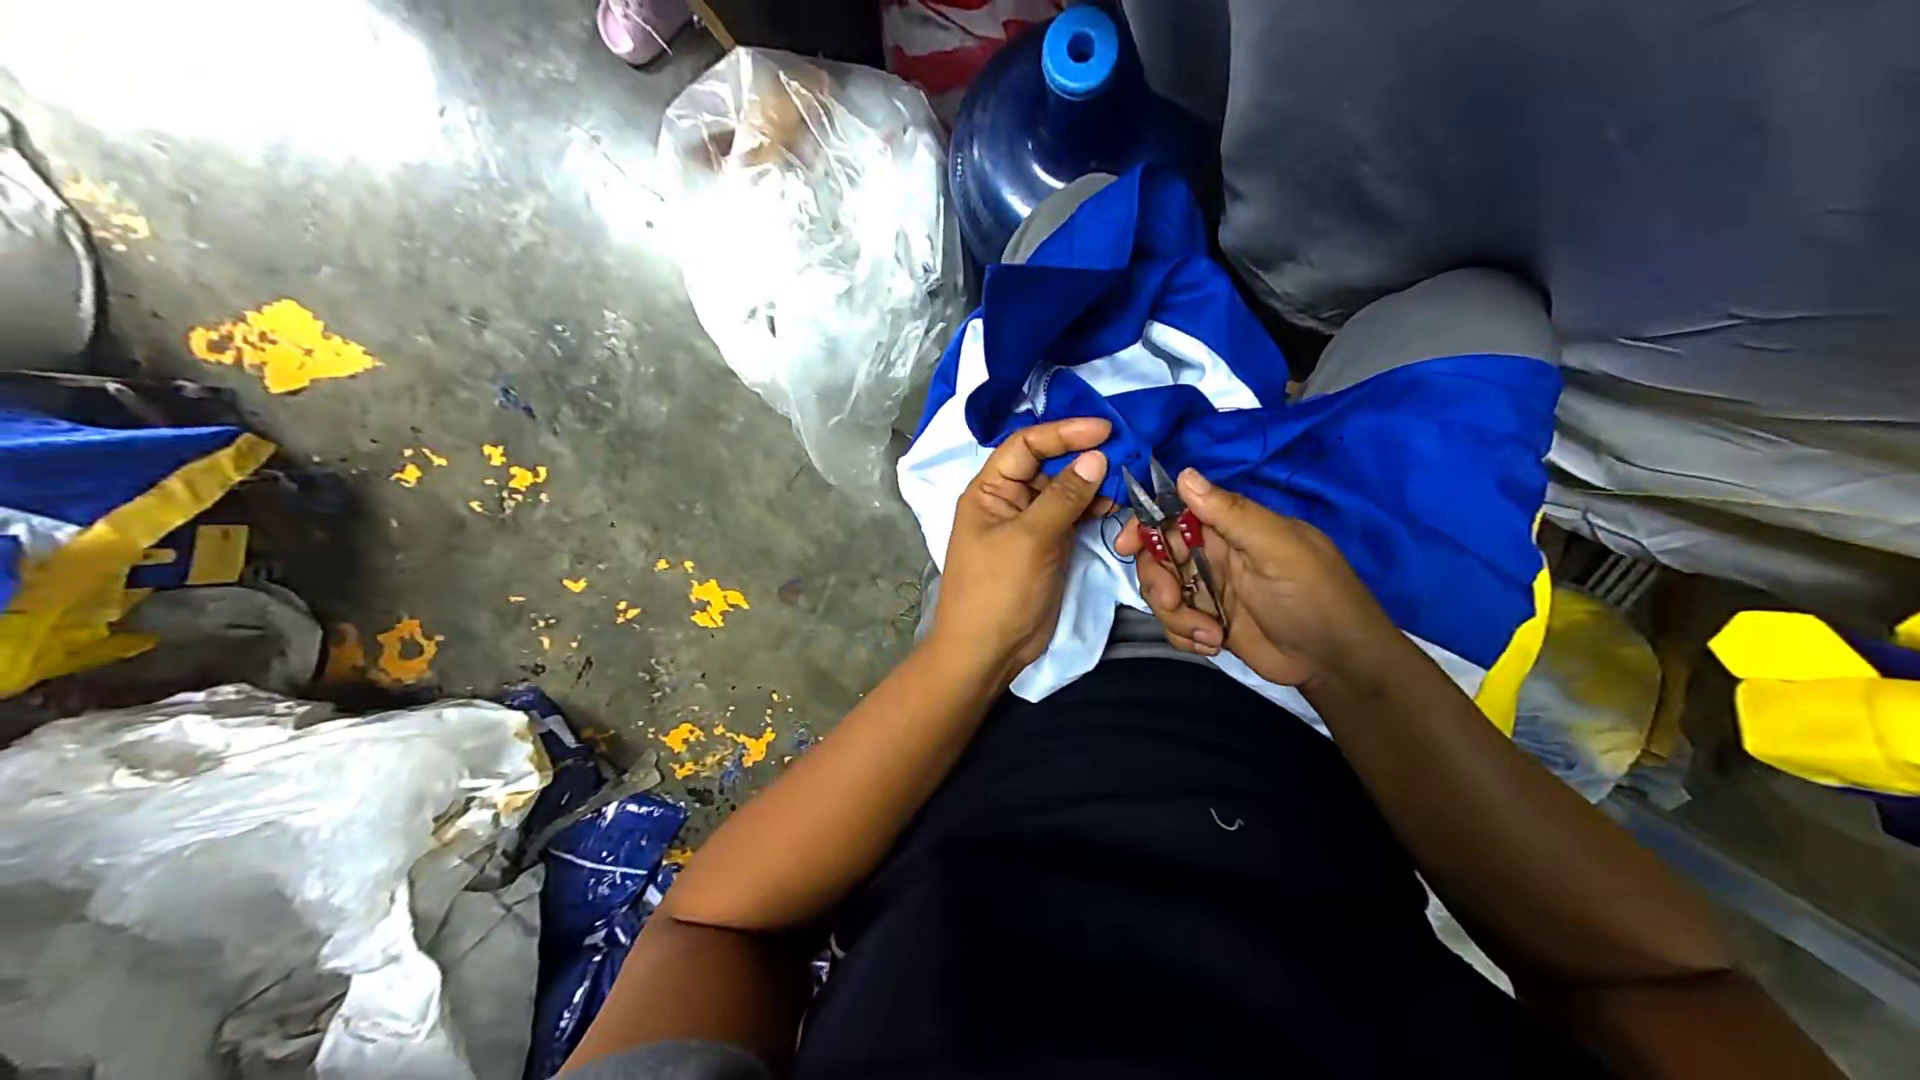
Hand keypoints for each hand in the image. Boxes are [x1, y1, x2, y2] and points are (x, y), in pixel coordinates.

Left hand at [928, 418, 1112, 683]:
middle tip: (1125, 452)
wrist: (988, 651)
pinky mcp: (1047, 546)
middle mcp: (1008, 500)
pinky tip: (1116, 506)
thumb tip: (1095, 458)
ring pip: (1064, 491)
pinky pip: (1071, 517)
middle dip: (1083, 456)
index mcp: (989, 490)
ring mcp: (1029, 524)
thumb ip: (1063, 498)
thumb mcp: (1030, 539)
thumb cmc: (998, 591)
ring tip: (1126, 480)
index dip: (1062, 432)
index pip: (1026, 446)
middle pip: (1047, 465)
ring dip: (1092, 484)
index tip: (1104, 429)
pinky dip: (1092, 509)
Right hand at [1115, 468, 1398, 689]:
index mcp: (1231, 527)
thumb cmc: (1314, 595)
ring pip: (1160, 593)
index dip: (1145, 525)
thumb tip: (1184, 474)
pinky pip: (1173, 624)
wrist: (1336, 662)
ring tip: (1210, 634)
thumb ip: (1231, 513)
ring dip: (1175, 616)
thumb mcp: (1277, 549)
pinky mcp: (1206, 622)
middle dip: (1157, 581)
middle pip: (1157, 556)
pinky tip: (1214, 644)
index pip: (1174, 513)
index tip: (1125, 545)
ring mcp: (1208, 590)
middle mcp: (1213, 554)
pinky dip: (1185, 636)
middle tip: (1171, 601)